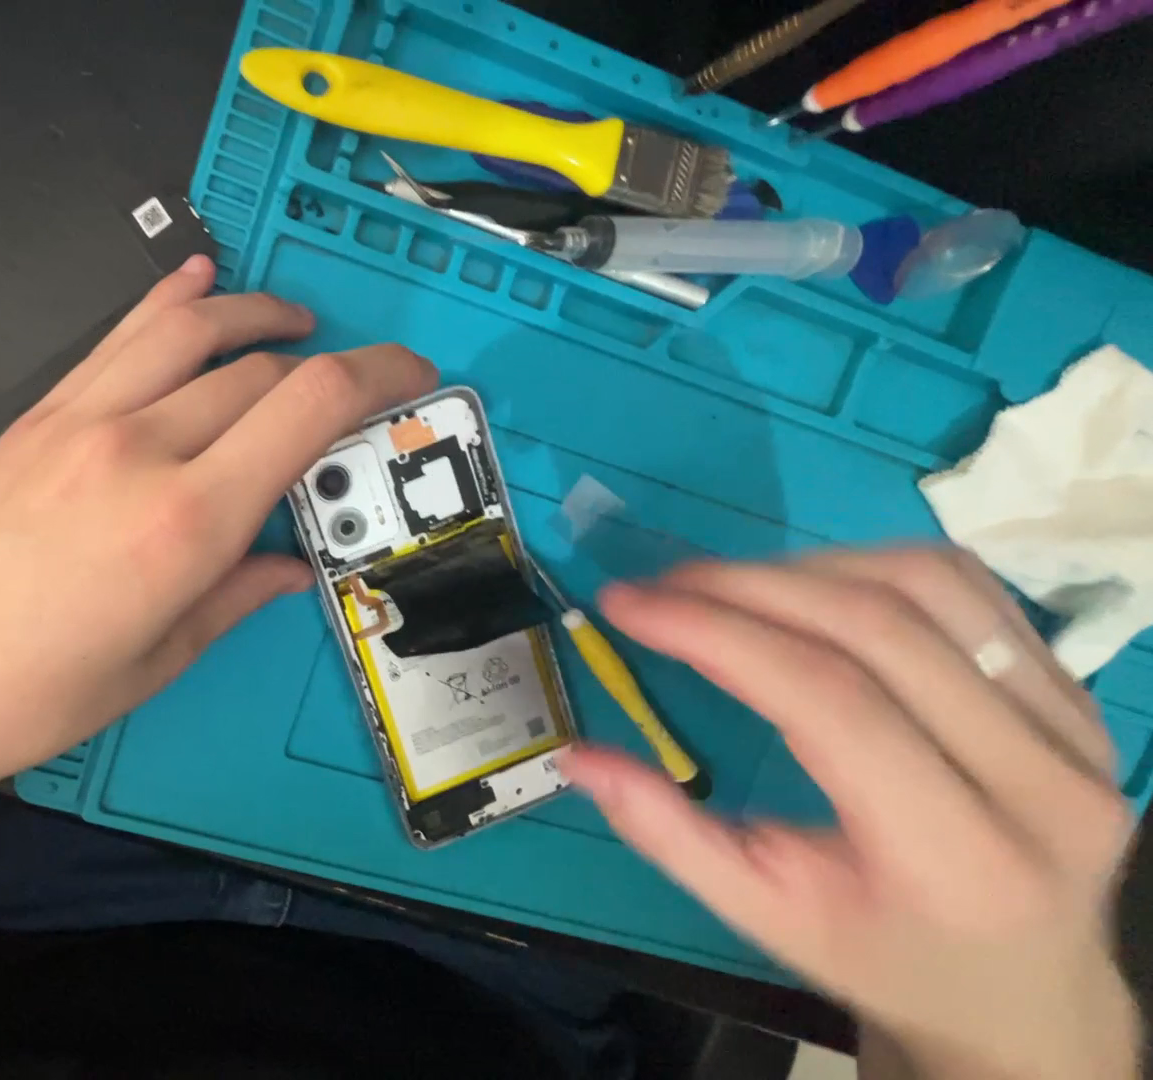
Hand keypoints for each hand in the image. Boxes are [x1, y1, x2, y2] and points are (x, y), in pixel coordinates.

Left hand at [0, 255, 435, 795]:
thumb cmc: (37, 697)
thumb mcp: (159, 660)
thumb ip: (236, 594)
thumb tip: (287, 562)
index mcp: (184, 521)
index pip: (305, 408)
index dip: (375, 377)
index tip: (408, 376)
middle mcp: (137, 449)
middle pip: (256, 371)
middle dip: (321, 369)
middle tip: (346, 390)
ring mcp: (77, 421)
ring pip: (187, 329)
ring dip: (251, 312)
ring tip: (289, 319)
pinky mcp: (35, 418)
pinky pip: (117, 339)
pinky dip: (167, 305)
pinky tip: (195, 285)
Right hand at [562, 549, 1139, 1076]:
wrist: (1027, 989)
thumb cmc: (876, 951)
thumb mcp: (757, 912)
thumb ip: (665, 831)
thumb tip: (574, 754)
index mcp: (956, 853)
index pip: (827, 698)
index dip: (714, 633)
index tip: (626, 604)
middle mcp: (1041, 779)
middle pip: (874, 626)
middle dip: (740, 585)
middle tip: (654, 586)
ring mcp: (1075, 727)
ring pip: (926, 586)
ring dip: (799, 566)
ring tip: (718, 586)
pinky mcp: (1077, 695)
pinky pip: (966, 588)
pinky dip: (863, 565)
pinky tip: (801, 586)